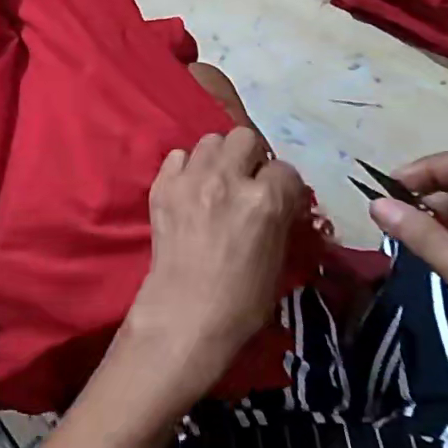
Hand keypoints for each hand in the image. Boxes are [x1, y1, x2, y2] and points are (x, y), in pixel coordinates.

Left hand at [119, 128, 305, 416]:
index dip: (284, 186)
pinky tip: (190, 189)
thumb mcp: (280, 254)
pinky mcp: (162, 185)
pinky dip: (187, 167)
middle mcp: (226, 179)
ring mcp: (190, 179)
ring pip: (210, 141)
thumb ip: (280, 214)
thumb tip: (281, 196)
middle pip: (245, 138)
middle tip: (248, 180)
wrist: (187, 309)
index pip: (286, 170)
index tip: (280, 198)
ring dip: (219, 158)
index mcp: (265, 200)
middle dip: (252, 157)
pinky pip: (177, 156)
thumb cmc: (244, 296)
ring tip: (217, 181)